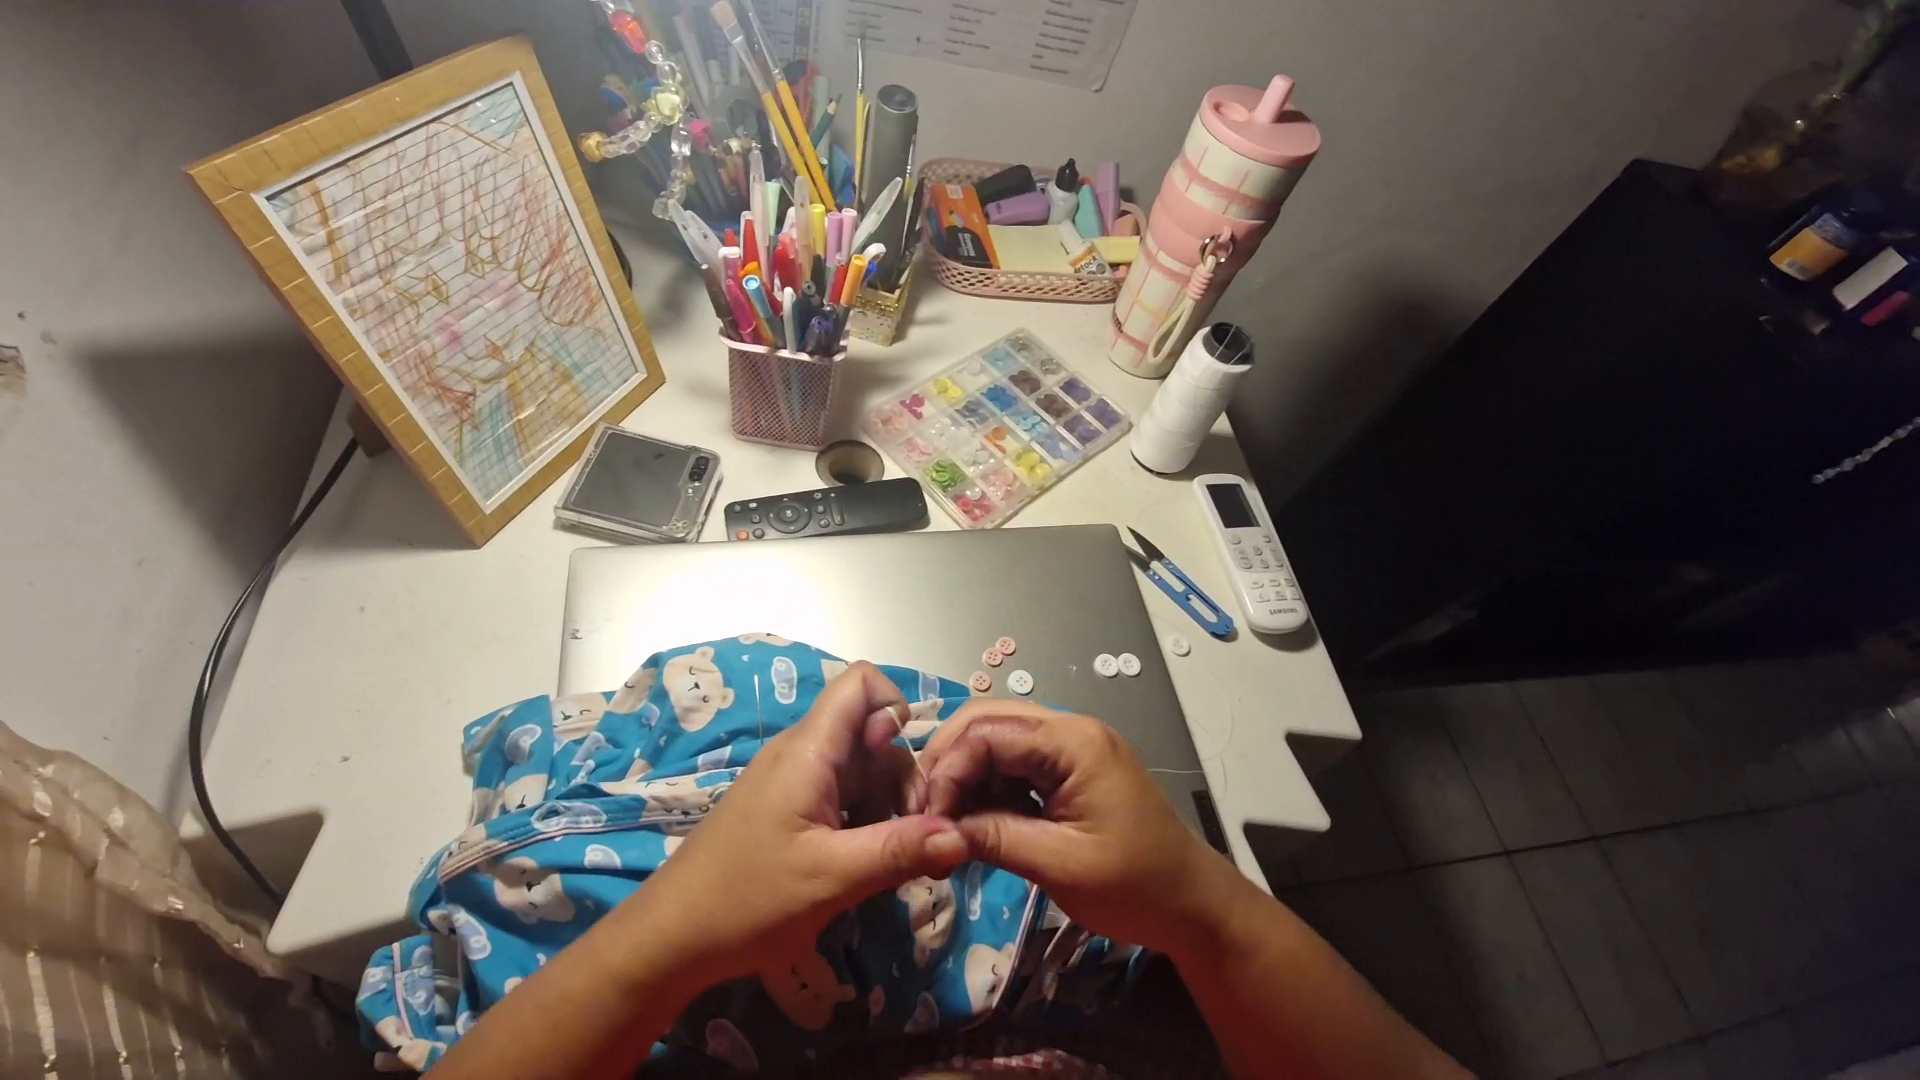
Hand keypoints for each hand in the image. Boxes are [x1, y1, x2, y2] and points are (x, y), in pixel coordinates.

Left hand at [633, 661, 968, 983]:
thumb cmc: (747, 900)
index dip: (895, 709)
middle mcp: (804, 753)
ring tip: (893, 861)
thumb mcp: (832, 878)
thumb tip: (962, 836)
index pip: (862, 682)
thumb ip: (899, 851)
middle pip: (873, 733)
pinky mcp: (790, 807)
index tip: (903, 772)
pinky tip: (864, 864)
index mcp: (809, 750)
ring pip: (862, 768)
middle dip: (904, 779)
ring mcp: (795, 781)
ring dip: (887, 806)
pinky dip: (865, 821)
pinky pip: (843, 795)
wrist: (670, 939)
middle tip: (915, 838)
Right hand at [919, 702, 1243, 958]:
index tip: (927, 818)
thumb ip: (995, 837)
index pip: (988, 733)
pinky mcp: (1069, 769)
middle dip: (948, 762)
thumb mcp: (1060, 865)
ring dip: (964, 773)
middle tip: (924, 811)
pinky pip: (1015, 761)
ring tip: (942, 818)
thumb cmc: (1136, 887)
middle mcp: (1070, 730)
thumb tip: (935, 829)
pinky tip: (973, 817)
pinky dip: (987, 785)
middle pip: (988, 721)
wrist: (1194, 906)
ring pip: (997, 738)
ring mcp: (1071, 747)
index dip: (947, 770)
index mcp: (1074, 743)